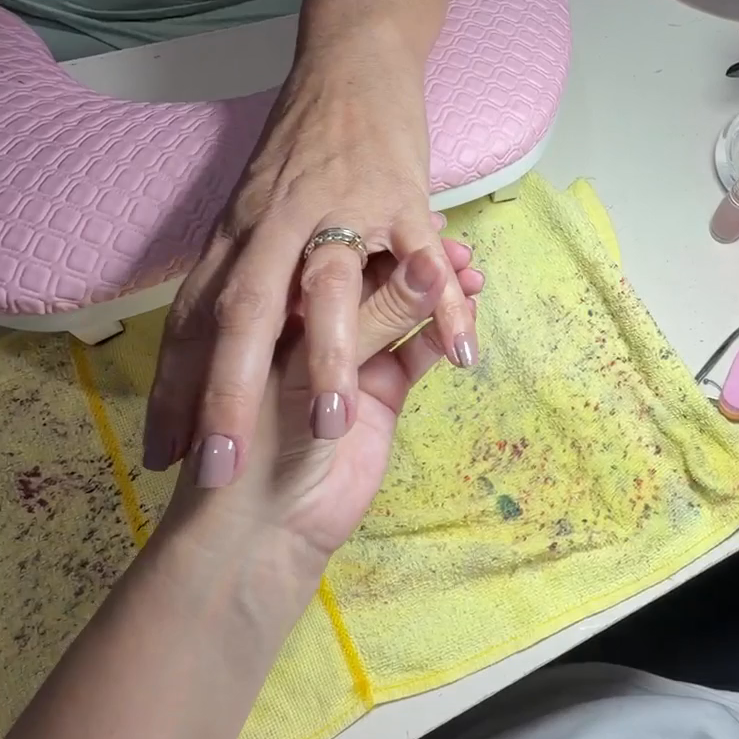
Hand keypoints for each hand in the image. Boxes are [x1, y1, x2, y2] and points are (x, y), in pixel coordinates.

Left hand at [143, 57, 475, 486]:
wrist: (350, 61)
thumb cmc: (307, 141)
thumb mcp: (259, 208)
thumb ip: (250, 270)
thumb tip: (244, 342)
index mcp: (237, 233)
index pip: (195, 320)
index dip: (177, 387)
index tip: (166, 454)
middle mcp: (275, 224)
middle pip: (244, 314)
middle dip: (228, 394)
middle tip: (218, 470)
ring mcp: (340, 208)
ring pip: (330, 287)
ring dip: (332, 357)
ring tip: (333, 424)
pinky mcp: (401, 196)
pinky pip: (422, 258)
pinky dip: (444, 305)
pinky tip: (463, 354)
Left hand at [165, 241, 484, 560]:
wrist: (272, 526)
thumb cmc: (264, 433)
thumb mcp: (313, 364)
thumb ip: (369, 320)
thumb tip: (431, 266)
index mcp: (278, 302)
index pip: (327, 257)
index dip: (369, 236)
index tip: (410, 212)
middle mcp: (313, 321)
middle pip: (368, 279)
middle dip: (409, 262)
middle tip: (451, 238)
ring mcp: (350, 357)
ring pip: (398, 311)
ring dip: (435, 293)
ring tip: (473, 268)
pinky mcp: (383, 392)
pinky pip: (418, 352)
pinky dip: (445, 332)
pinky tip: (472, 308)